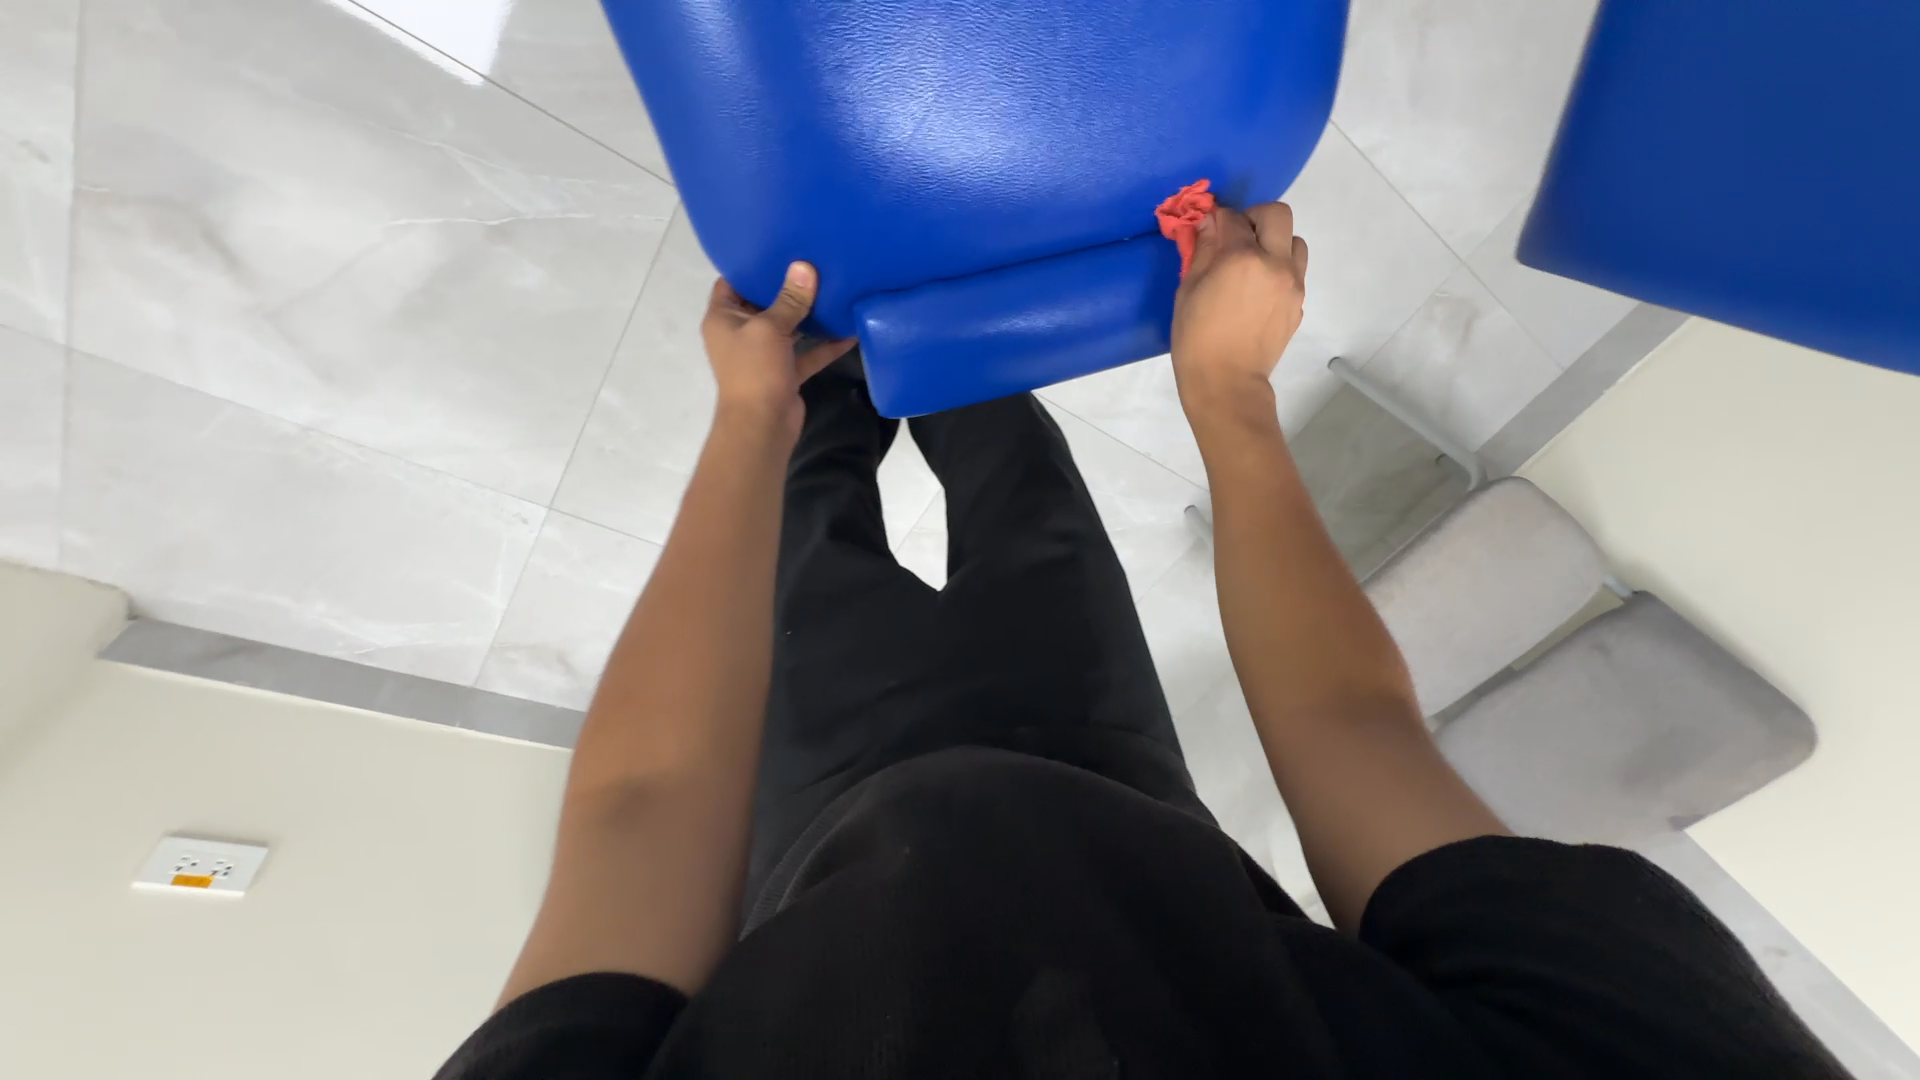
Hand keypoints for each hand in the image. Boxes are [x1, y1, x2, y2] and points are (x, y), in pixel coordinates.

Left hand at [701, 261, 854, 442]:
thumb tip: (805, 267)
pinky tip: (848, 332)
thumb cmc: (754, 371)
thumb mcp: (770, 328)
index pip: (732, 283)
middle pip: (763, 303)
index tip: (777, 248)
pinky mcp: (785, 373)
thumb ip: (790, 299)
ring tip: (832, 288)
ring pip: (788, 328)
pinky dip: (824, 345)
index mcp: (723, 318)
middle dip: (786, 288)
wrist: (762, 425)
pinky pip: (806, 353)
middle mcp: (740, 333)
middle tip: (811, 263)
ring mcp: (764, 355)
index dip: (751, 266)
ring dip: (808, 315)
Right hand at [1169, 202, 1308, 411]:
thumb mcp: (1187, 293)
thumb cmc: (1196, 341)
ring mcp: (1293, 283)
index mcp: (1241, 258)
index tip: (1208, 226)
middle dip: (1255, 218)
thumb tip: (1207, 225)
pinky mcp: (1298, 303)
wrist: (1227, 382)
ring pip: (1294, 241)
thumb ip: (1201, 253)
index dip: (1218, 218)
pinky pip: (1295, 271)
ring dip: (1275, 242)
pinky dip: (1279, 269)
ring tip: (1253, 263)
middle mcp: (1275, 263)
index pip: (1233, 219)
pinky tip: (1258, 290)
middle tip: (1237, 236)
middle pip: (1277, 215)